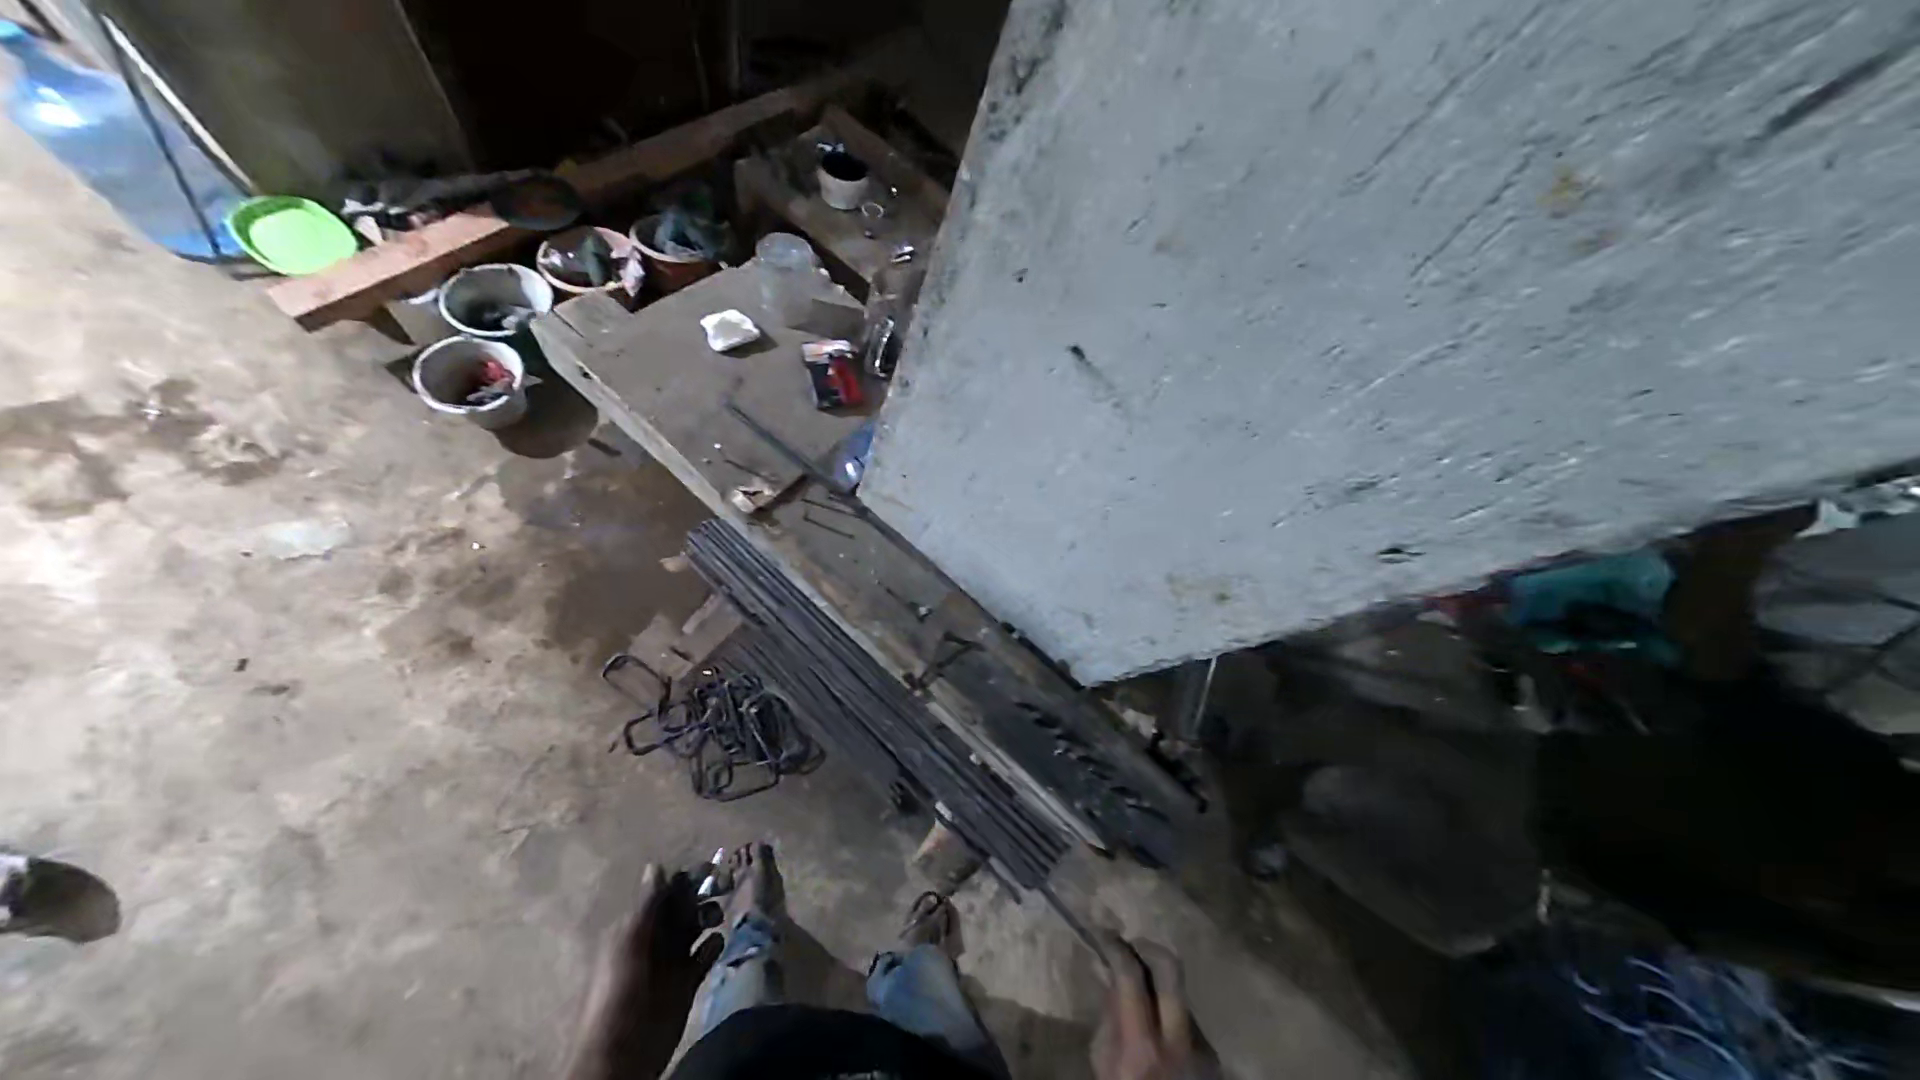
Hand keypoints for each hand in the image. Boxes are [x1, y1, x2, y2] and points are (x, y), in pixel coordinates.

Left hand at [566, 865, 714, 1079]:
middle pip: (685, 906)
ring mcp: (672, 961)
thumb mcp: (629, 941)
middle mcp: (656, 938)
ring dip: (709, 917)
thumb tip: (657, 865)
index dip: (688, 878)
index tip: (713, 868)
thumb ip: (646, 904)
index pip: (667, 891)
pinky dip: (713, 946)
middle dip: (704, 893)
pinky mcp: (687, 982)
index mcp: (637, 926)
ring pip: (697, 927)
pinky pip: (705, 954)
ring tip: (715, 921)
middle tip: (725, 887)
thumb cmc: (619, 990)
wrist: (620, 1053)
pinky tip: (713, 948)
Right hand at [1091, 933, 1217, 1079]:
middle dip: (1148, 947)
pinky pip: (1188, 1017)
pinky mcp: (1214, 1056)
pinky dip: (1171, 1010)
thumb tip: (1111, 978)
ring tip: (1141, 991)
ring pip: (1181, 993)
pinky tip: (1158, 1024)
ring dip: (1159, 982)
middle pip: (1170, 968)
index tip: (1103, 935)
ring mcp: (1202, 1048)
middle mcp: (1177, 1041)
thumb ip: (1109, 1021)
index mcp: (1141, 1048)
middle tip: (1130, 945)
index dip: (1115, 946)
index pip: (1130, 975)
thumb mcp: (1105, 1068)